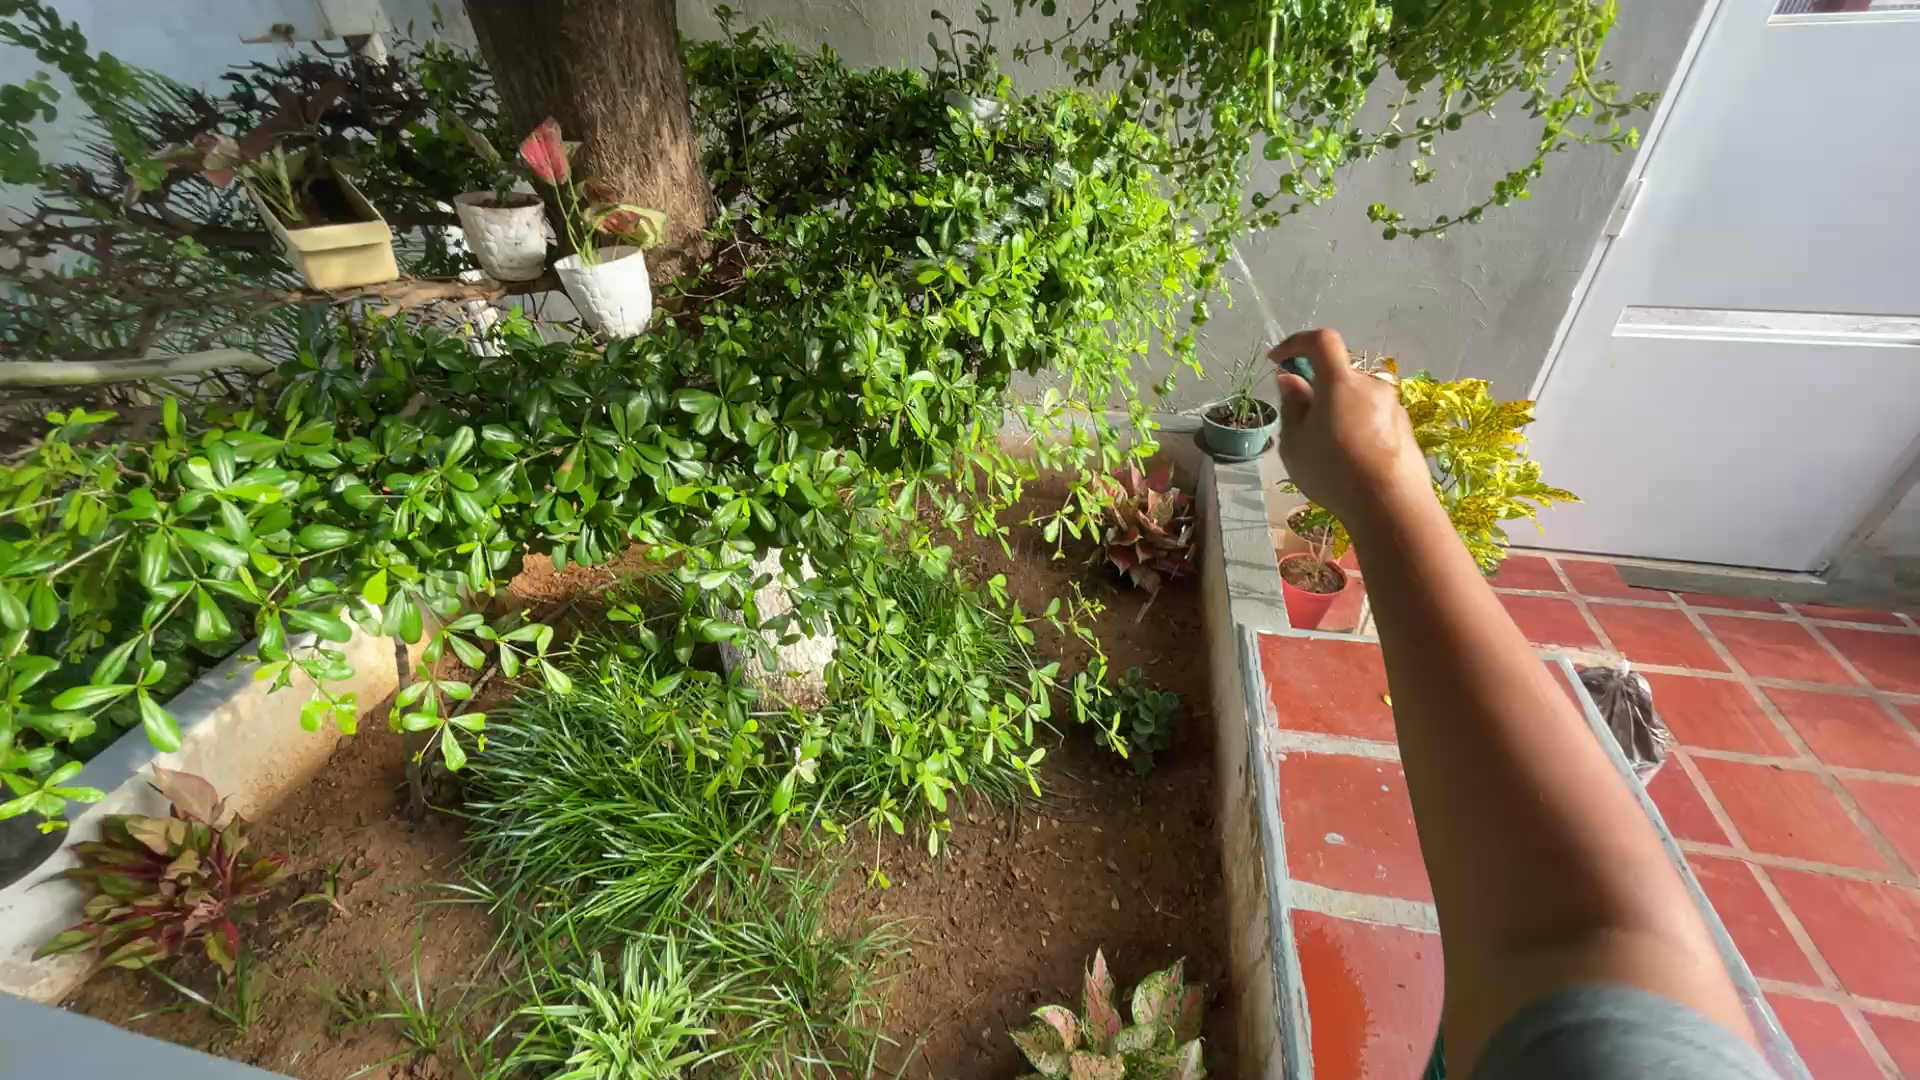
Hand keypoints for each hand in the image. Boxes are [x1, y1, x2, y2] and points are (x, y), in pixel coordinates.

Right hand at [1272, 329, 1433, 531]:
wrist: (1391, 504)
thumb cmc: (1332, 471)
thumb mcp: (1295, 442)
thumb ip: (1292, 405)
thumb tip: (1291, 380)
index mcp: (1340, 382)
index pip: (1320, 342)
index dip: (1296, 343)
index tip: (1278, 360)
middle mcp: (1370, 385)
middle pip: (1338, 374)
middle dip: (1315, 389)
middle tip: (1299, 423)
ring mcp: (1391, 406)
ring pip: (1354, 397)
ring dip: (1335, 411)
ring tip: (1322, 449)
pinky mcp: (1403, 427)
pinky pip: (1369, 416)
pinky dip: (1353, 426)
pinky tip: (1347, 460)